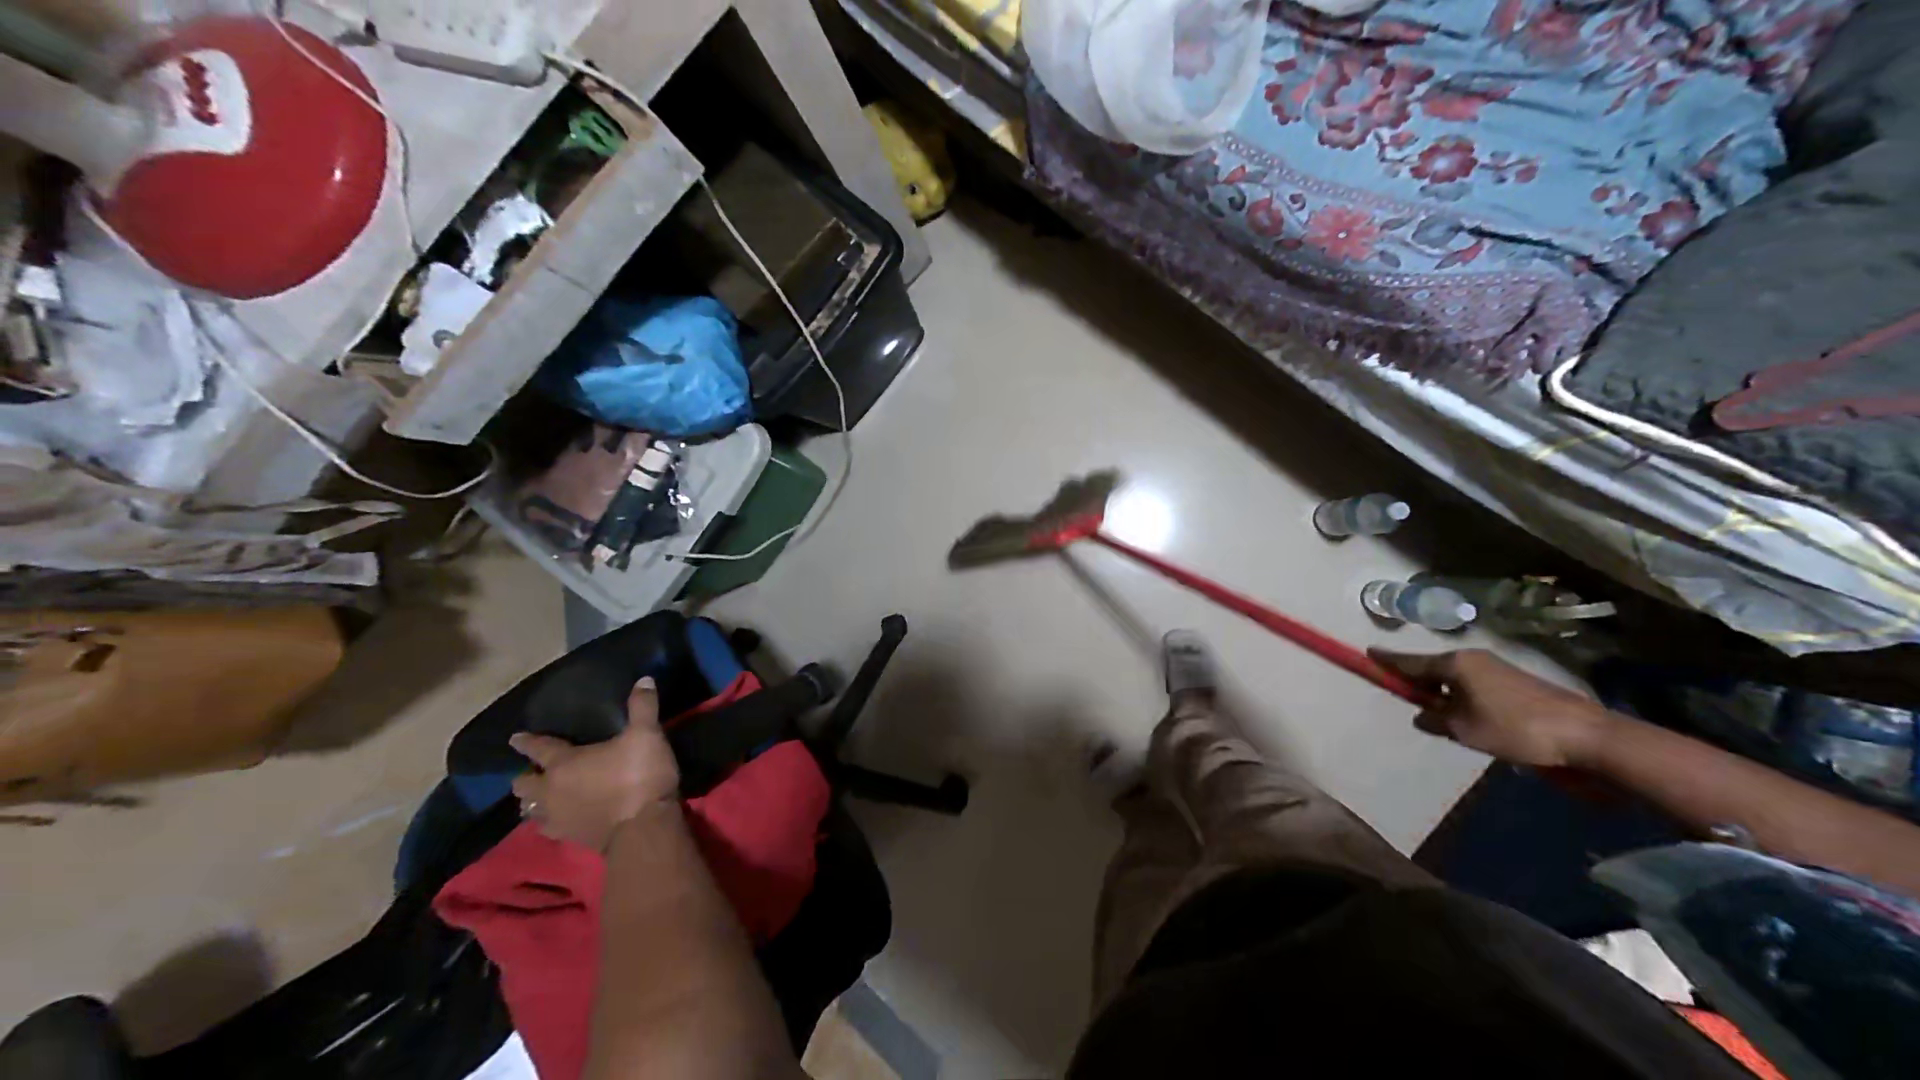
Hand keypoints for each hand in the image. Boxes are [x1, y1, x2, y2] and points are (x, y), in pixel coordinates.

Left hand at [510, 676, 680, 851]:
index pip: (539, 748)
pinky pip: (548, 829)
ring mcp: (558, 818)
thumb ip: (643, 707)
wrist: (643, 828)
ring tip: (538, 798)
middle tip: (532, 771)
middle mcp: (552, 790)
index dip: (527, 741)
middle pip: (525, 784)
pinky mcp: (569, 838)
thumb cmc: (640, 776)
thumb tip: (644, 679)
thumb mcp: (647, 735)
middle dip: (526, 776)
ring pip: (531, 810)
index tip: (514, 738)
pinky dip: (548, 822)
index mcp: (564, 763)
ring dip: (532, 803)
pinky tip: (556, 821)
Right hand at [1368, 648, 1613, 767]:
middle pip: (1432, 667)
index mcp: (1454, 663)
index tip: (1368, 653)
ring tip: (1440, 714)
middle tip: (1406, 698)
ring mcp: (1496, 667)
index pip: (1410, 662)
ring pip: (1454, 677)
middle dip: (1417, 681)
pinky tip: (1468, 716)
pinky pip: (1473, 684)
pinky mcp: (1514, 681)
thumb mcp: (1464, 729)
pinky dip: (1462, 695)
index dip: (1388, 661)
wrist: (1584, 735)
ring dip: (1442, 691)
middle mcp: (1472, 658)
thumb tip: (1423, 714)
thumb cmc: (1514, 728)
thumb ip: (1435, 719)